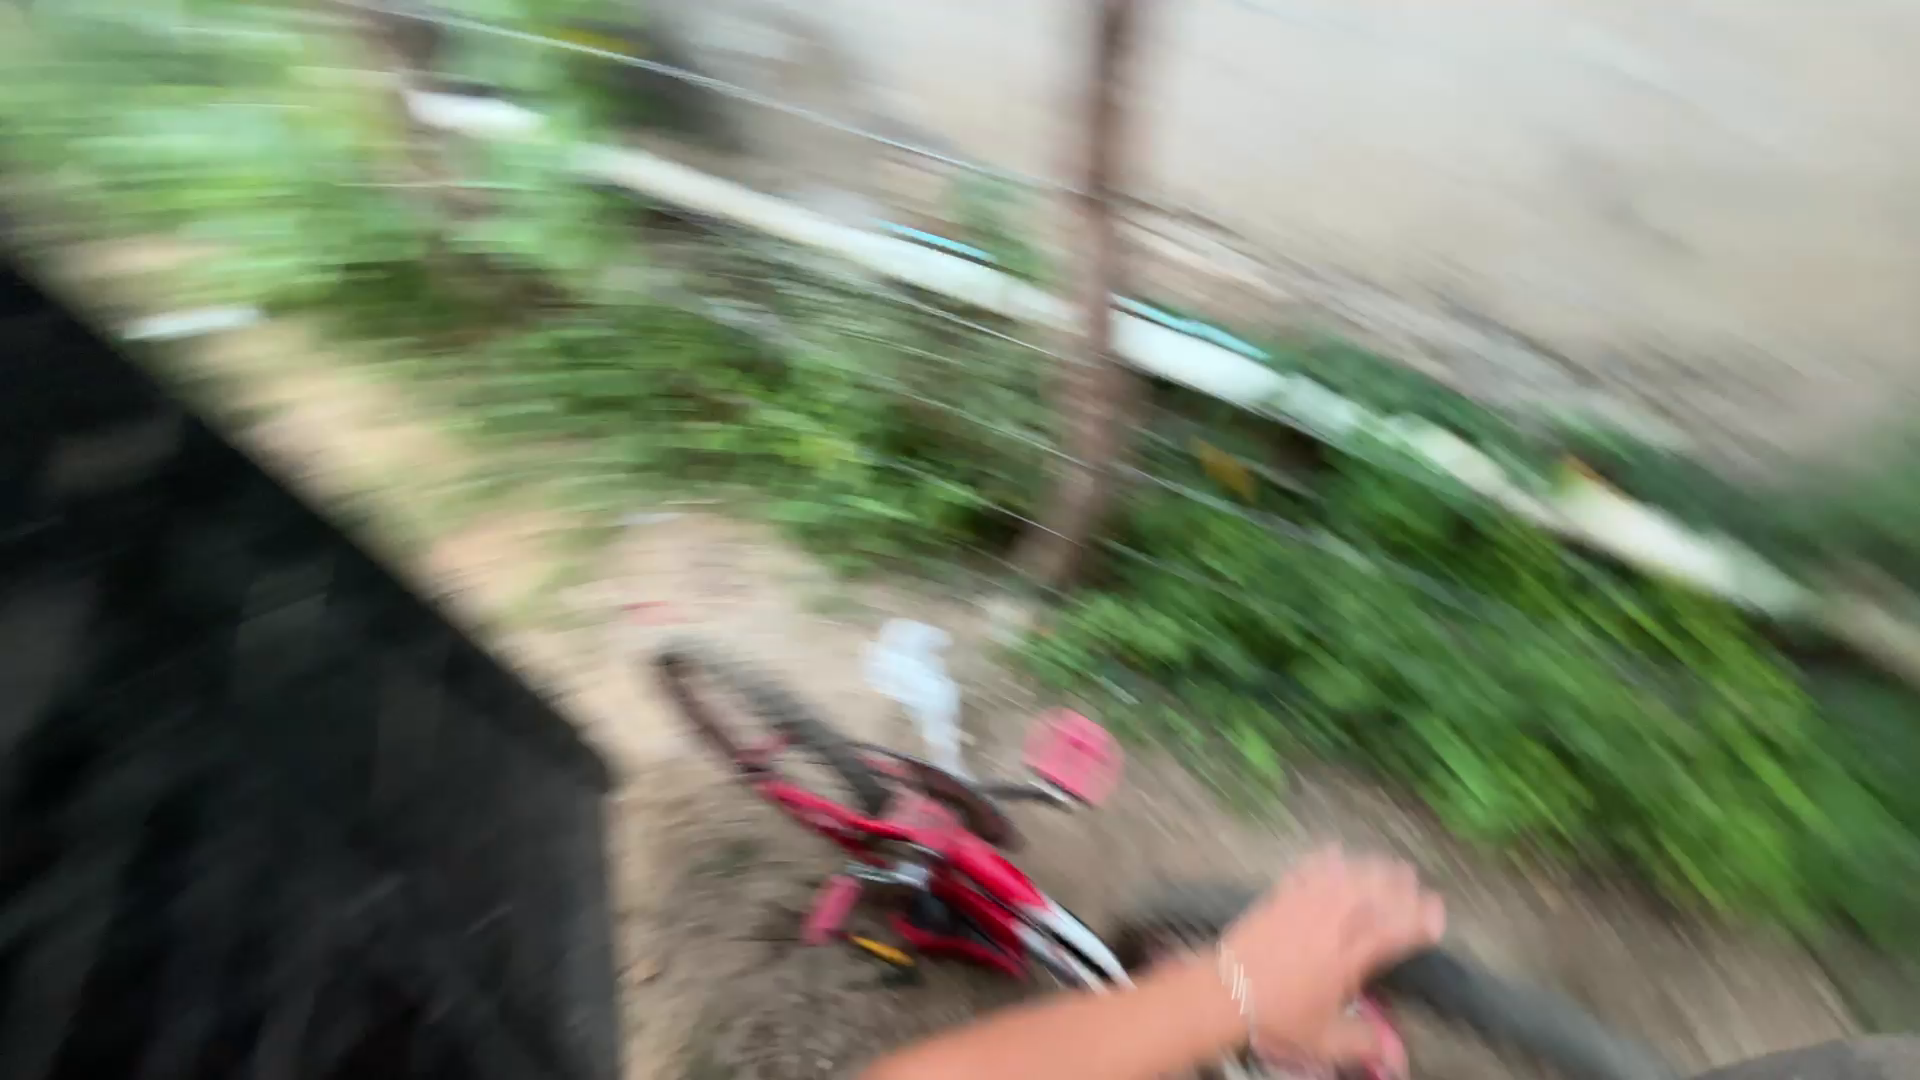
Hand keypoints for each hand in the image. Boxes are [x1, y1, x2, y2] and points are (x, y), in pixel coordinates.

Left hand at [1219, 846, 1445, 1069]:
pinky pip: (1302, 873)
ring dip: (1362, 867)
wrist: (1228, 988)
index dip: (1416, 920)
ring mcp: (1299, 909)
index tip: (1436, 909)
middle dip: (1392, 884)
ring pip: (1337, 879)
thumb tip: (1395, 1054)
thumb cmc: (1278, 1015)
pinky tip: (1332, 850)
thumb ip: (1364, 1042)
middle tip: (1412, 875)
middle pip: (1365, 897)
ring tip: (1381, 861)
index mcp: (1344, 961)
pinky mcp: (1276, 899)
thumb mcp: (1325, 1040)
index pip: (1389, 934)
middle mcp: (1325, 929)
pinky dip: (1319, 860)